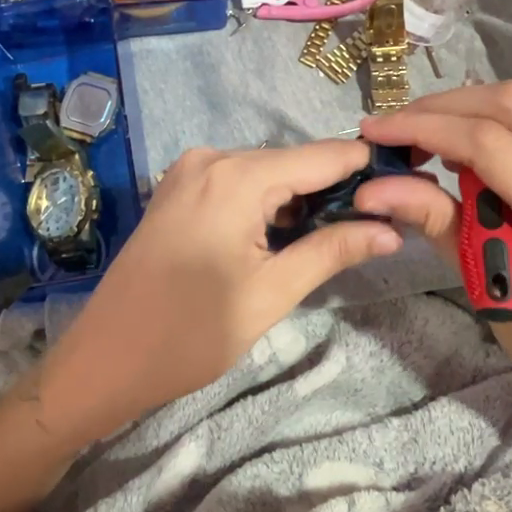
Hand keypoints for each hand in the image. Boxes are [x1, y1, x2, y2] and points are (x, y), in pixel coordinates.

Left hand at [24, 141, 402, 449]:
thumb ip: (332, 250)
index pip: (322, 156)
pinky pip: (234, 184)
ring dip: (297, 201)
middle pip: (291, 162)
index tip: (405, 192)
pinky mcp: (175, 190)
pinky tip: (279, 238)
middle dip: (332, 192)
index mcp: (236, 175)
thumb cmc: (191, 331)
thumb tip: (391, 230)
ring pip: (264, 174)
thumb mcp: (271, 292)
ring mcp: (187, 171)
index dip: (366, 172)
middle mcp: (211, 157)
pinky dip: (263, 205)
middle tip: (374, 230)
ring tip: (334, 240)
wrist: (106, 356)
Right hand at [355, 82, 511, 453]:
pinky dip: (505, 128)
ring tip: (428, 142)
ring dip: (473, 112)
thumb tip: (373, 186)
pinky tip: (475, 155)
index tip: (376, 131)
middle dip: (445, 107)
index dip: (426, 128)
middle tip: (398, 129)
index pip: (493, 146)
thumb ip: (439, 225)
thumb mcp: (492, 297)